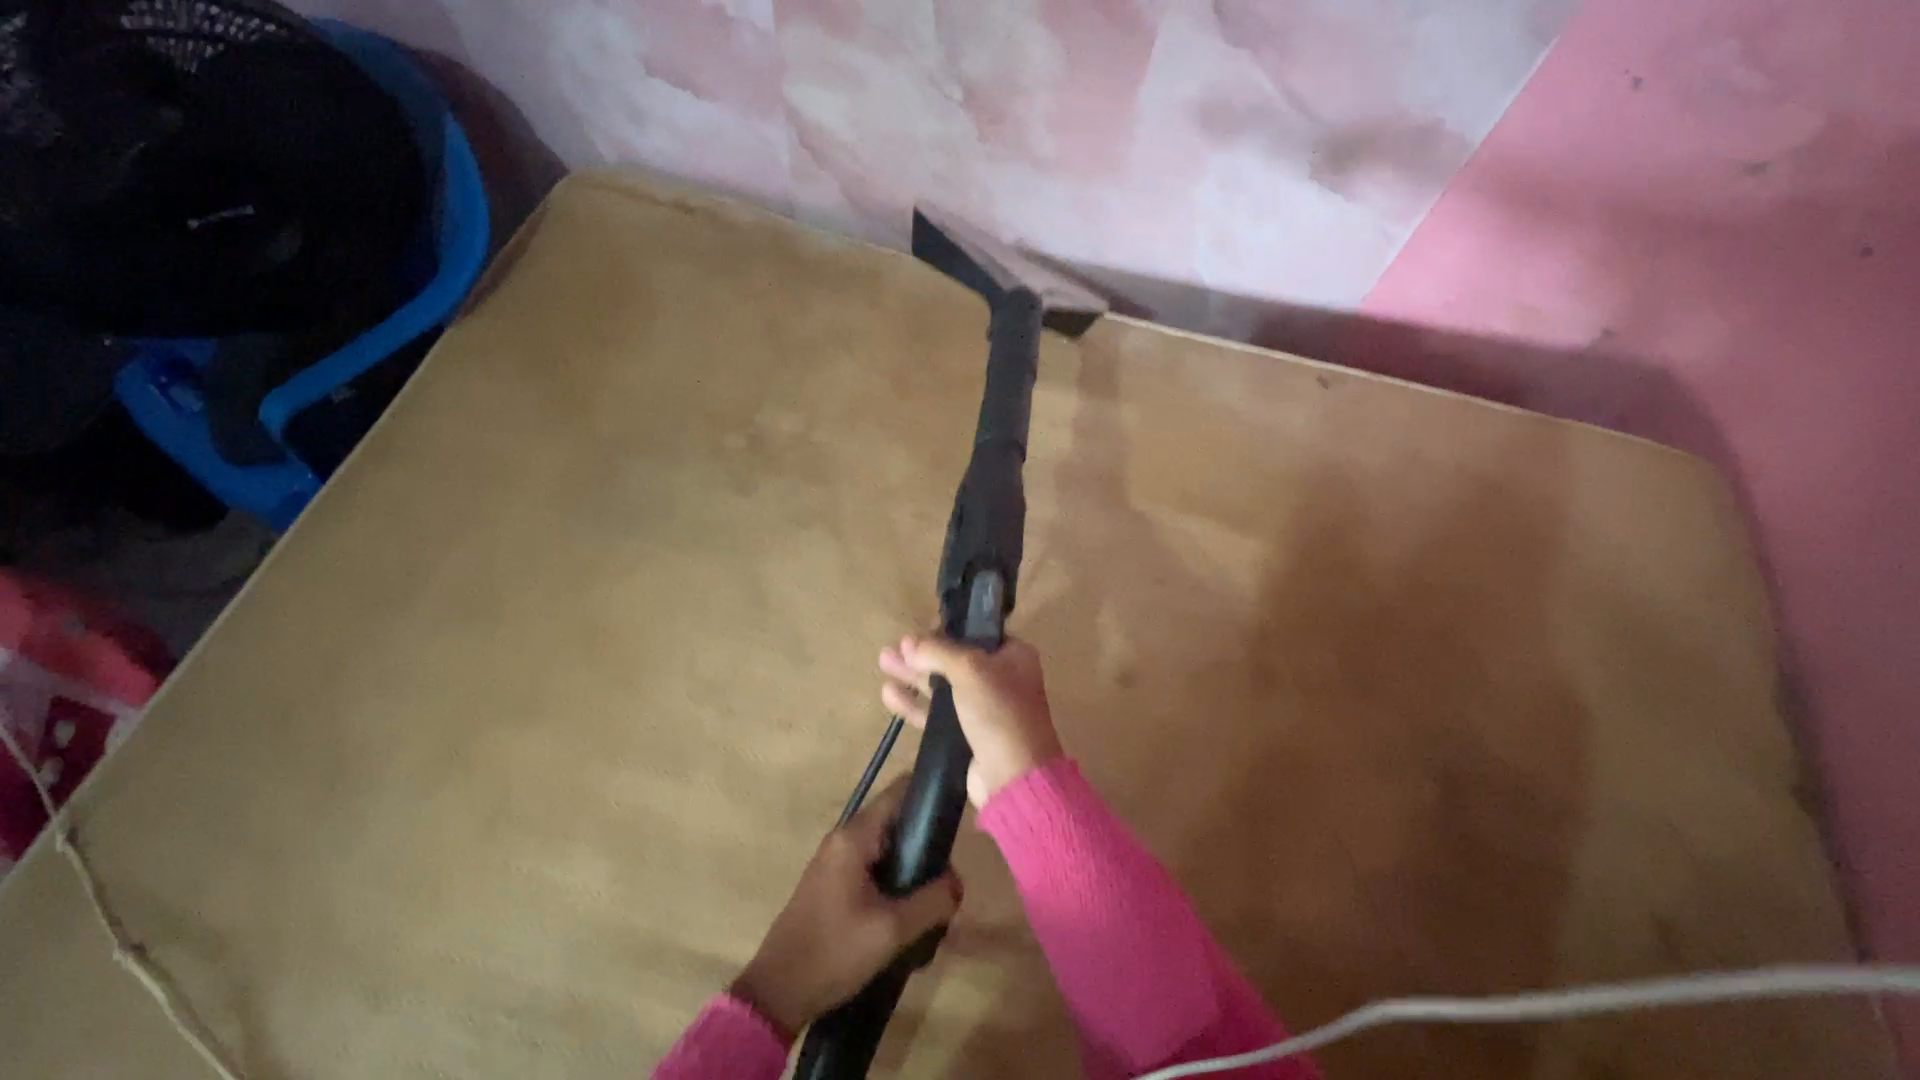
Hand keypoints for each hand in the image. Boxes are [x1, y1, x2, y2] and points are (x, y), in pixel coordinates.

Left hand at [730, 777, 962, 1036]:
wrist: (779, 991)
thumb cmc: (834, 952)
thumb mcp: (892, 930)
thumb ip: (932, 900)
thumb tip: (957, 881)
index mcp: (853, 838)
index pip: (898, 793)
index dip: (930, 795)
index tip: (959, 814)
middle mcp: (843, 839)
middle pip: (896, 822)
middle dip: (927, 843)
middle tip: (951, 875)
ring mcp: (836, 862)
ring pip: (888, 849)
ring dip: (913, 869)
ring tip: (935, 899)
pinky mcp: (834, 884)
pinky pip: (875, 869)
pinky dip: (896, 883)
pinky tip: (910, 914)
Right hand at [879, 635, 1062, 808]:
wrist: (1013, 775)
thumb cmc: (999, 711)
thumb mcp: (970, 670)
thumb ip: (938, 652)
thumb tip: (910, 645)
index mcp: (1013, 656)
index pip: (978, 633)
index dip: (949, 630)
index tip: (922, 629)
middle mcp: (999, 679)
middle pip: (954, 659)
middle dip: (923, 652)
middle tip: (896, 647)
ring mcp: (982, 708)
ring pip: (941, 686)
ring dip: (913, 674)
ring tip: (884, 662)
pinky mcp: (965, 734)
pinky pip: (935, 714)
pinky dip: (914, 703)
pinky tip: (889, 693)